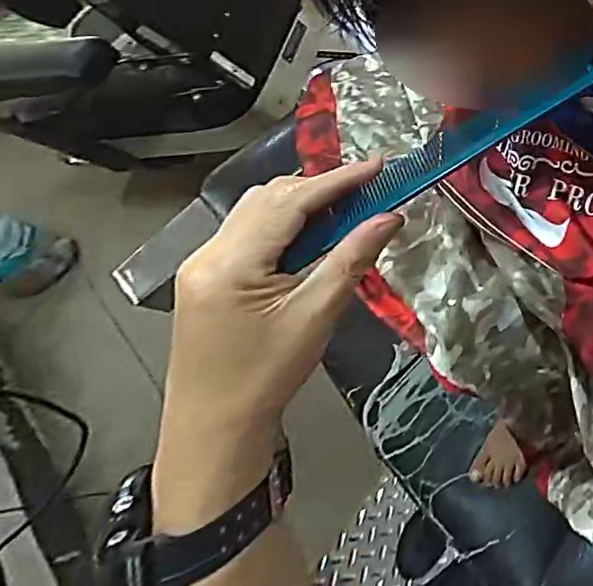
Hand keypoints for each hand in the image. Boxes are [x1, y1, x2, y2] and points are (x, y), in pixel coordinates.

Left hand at [165, 159, 405, 433]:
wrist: (214, 428)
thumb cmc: (267, 374)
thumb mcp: (318, 312)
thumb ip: (353, 256)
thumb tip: (390, 215)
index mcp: (230, 264)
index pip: (290, 202)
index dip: (339, 179)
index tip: (380, 165)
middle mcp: (208, 255)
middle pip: (270, 197)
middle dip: (323, 185)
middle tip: (371, 186)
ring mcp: (202, 264)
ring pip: (258, 209)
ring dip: (304, 200)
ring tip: (350, 206)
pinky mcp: (207, 276)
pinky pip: (251, 229)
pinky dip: (287, 220)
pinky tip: (316, 232)